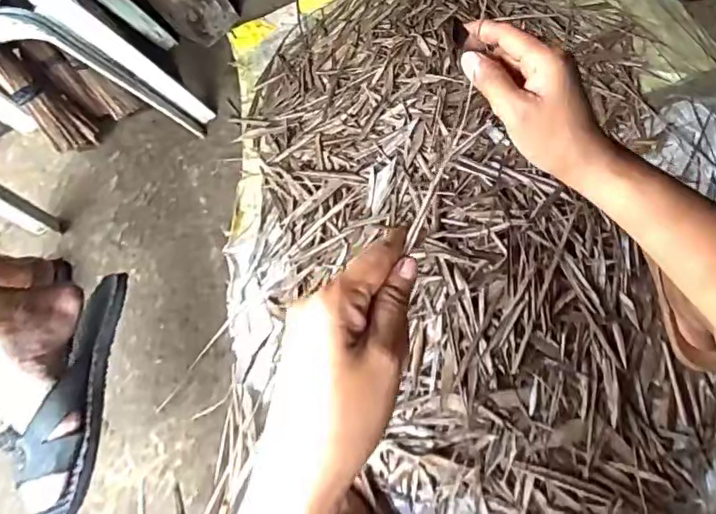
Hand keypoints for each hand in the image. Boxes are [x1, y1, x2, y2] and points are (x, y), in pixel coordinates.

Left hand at [248, 230, 417, 513]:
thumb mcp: (386, 357)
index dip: (399, 248)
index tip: (416, 238)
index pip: (374, 256)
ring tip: (378, 365)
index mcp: (330, 301)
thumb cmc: (341, 424)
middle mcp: (309, 305)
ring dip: (374, 319)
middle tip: (398, 339)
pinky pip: (340, 320)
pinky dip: (359, 333)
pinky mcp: (301, 343)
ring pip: (354, 302)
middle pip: (364, 279)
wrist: (299, 476)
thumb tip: (406, 266)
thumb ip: (397, 304)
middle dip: (388, 297)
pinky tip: (362, 370)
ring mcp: (301, 324)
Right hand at [458, 19, 618, 182]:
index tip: (455, 34)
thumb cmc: (553, 139)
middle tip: (464, 71)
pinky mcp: (553, 84)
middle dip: (486, 56)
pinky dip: (508, 82)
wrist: (586, 162)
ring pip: (515, 62)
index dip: (480, 31)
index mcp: (546, 58)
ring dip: (497, 72)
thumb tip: (469, 58)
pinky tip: (501, 100)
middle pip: (510, 46)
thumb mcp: (515, 111)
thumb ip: (490, 80)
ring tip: (484, 93)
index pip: (507, 33)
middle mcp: (552, 57)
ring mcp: (554, 70)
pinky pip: (524, 74)